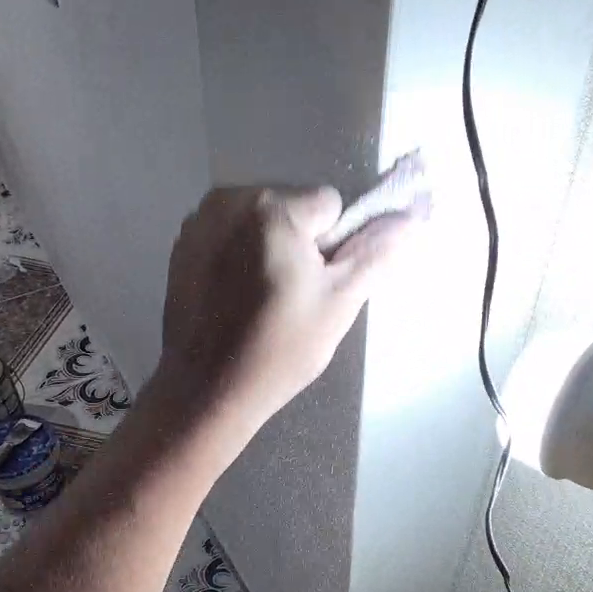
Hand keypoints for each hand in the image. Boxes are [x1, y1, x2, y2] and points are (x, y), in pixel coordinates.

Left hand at [153, 185, 413, 443]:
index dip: (333, 245)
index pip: (329, 203)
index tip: (317, 285)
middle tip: (293, 297)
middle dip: (300, 243)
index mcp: (271, 208)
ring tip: (262, 301)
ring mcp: (198, 222)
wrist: (207, 391)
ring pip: (260, 222)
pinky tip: (235, 299)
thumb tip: (411, 217)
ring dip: (269, 248)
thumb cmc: (280, 348)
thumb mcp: (340, 302)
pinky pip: (229, 237)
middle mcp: (228, 200)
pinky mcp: (181, 247)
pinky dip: (238, 257)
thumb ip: (377, 252)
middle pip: (292, 208)